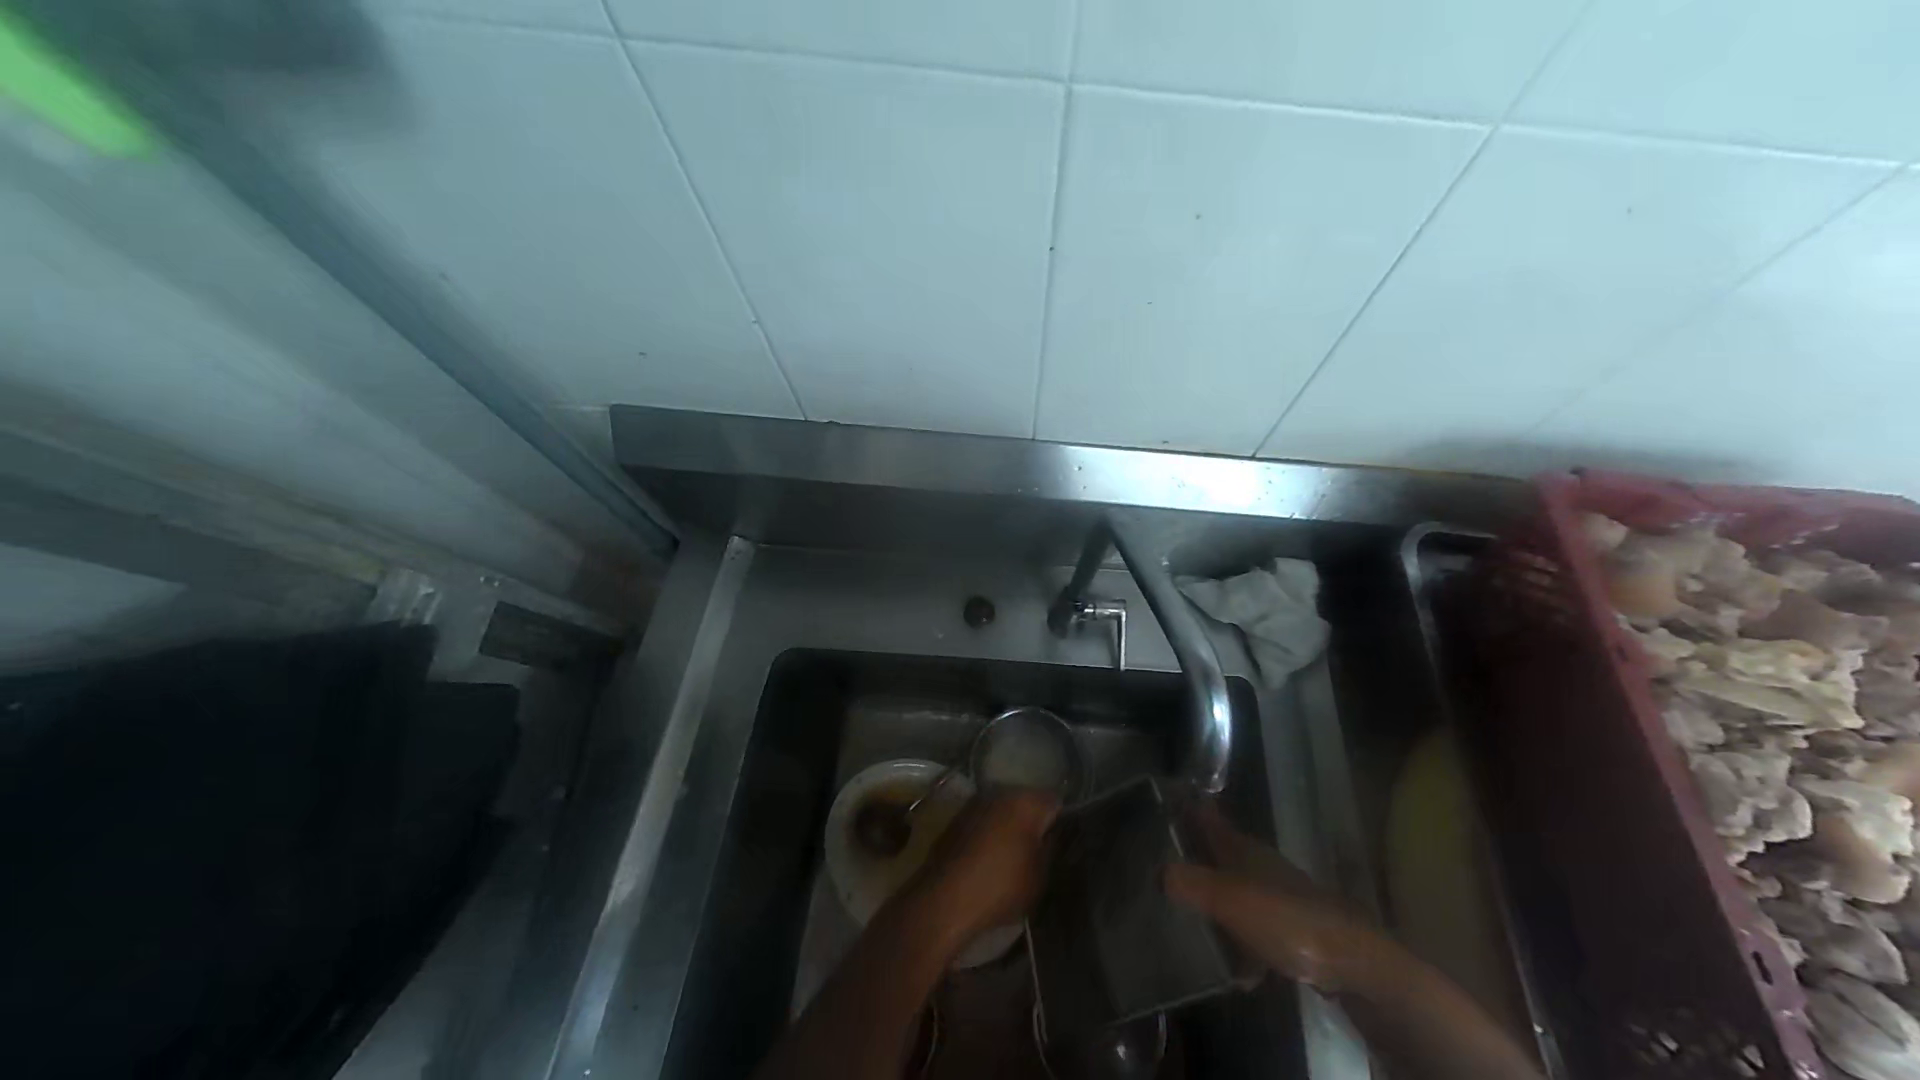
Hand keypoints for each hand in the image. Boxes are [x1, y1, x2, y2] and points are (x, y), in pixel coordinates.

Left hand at [904, 789, 1059, 945]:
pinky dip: (989, 834)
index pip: (1055, 801)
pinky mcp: (955, 820)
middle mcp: (999, 793)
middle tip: (1042, 850)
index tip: (1065, 842)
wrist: (945, 899)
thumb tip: (1054, 834)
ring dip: (1010, 827)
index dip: (1063, 821)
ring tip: (1016, 856)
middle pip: (1027, 802)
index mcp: (1025, 801)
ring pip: (1002, 811)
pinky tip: (991, 858)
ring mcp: (974, 804)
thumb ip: (1052, 848)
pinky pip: (983, 822)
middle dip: (1035, 822)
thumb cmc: (1001, 886)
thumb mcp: (1041, 875)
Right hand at [1165, 802, 1387, 992]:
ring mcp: (1276, 896)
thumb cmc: (1285, 919)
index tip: (1160, 801)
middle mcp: (1257, 864)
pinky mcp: (1290, 929)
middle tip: (1158, 865)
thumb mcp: (1227, 899)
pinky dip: (1241, 943)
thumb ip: (1189, 883)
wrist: (1352, 962)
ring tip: (1184, 920)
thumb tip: (1158, 872)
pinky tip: (1234, 971)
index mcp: (1240, 848)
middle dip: (1191, 857)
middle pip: (1217, 853)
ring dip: (1213, 902)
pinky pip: (1253, 930)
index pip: (1206, 816)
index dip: (1185, 806)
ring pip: (1233, 891)